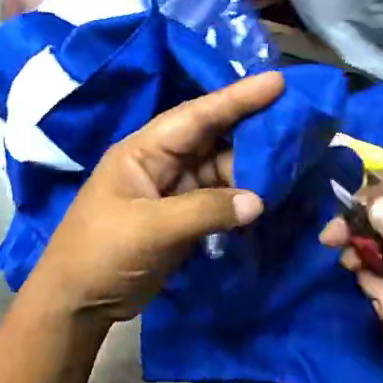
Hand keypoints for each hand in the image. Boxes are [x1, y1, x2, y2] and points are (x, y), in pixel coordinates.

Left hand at [23, 71, 284, 323]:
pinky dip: (243, 202)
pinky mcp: (181, 222)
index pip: (195, 116)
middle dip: (254, 132)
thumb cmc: (101, 253)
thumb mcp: (149, 228)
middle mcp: (160, 166)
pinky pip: (219, 203)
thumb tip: (260, 201)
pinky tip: (274, 198)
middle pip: (214, 140)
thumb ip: (205, 211)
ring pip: (220, 172)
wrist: (78, 301)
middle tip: (304, 124)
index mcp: (142, 152)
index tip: (278, 81)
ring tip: (299, 163)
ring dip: (254, 171)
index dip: (236, 98)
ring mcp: (171, 194)